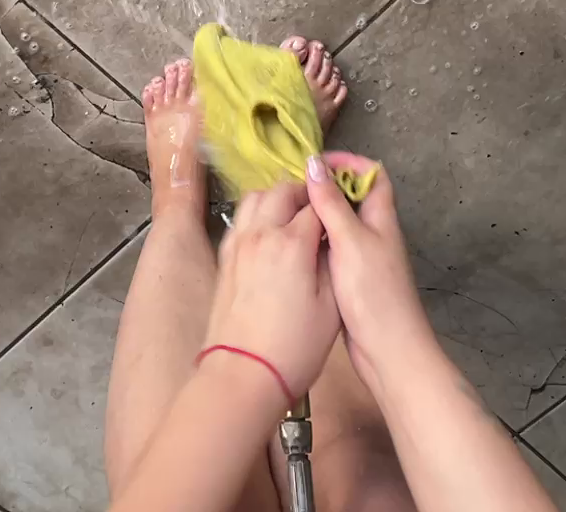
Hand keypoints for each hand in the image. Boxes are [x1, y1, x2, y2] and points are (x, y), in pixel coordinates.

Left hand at [204, 183, 340, 398]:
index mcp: (292, 243)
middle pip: (283, 191)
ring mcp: (239, 242)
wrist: (242, 374)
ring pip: (256, 196)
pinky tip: (268, 232)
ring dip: (276, 198)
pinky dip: (256, 212)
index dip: (332, 207)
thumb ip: (333, 264)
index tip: (341, 213)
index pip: (316, 206)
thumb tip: (332, 240)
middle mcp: (262, 232)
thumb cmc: (294, 347)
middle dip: (304, 194)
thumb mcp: (331, 309)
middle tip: (318, 210)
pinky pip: (240, 216)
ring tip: (292, 216)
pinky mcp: (225, 255)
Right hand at [305, 152, 437, 396]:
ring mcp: (364, 254)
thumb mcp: (349, 240)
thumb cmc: (372, 291)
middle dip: (326, 184)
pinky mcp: (352, 276)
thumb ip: (331, 201)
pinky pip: (333, 244)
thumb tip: (314, 162)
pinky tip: (294, 242)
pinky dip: (316, 237)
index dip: (347, 162)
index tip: (315, 163)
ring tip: (288, 209)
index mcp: (381, 216)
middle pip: (354, 194)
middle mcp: (375, 231)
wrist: (388, 351)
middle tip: (293, 185)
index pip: (371, 173)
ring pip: (341, 220)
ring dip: (319, 210)